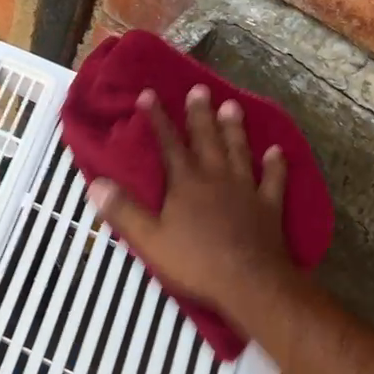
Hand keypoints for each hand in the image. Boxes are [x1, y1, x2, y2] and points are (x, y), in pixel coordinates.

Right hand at [87, 85, 295, 318]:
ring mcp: (246, 191)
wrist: (252, 285)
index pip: (168, 143)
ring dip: (234, 129)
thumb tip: (96, 184)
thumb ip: (123, 211)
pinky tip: (277, 151)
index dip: (157, 118)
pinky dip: (275, 165)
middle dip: (200, 114)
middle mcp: (215, 178)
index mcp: (185, 183)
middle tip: (200, 89)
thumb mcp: (149, 239)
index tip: (148, 94)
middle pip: (206, 139)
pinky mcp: (269, 208)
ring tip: (232, 106)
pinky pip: (273, 181)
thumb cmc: (196, 262)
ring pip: (238, 152)